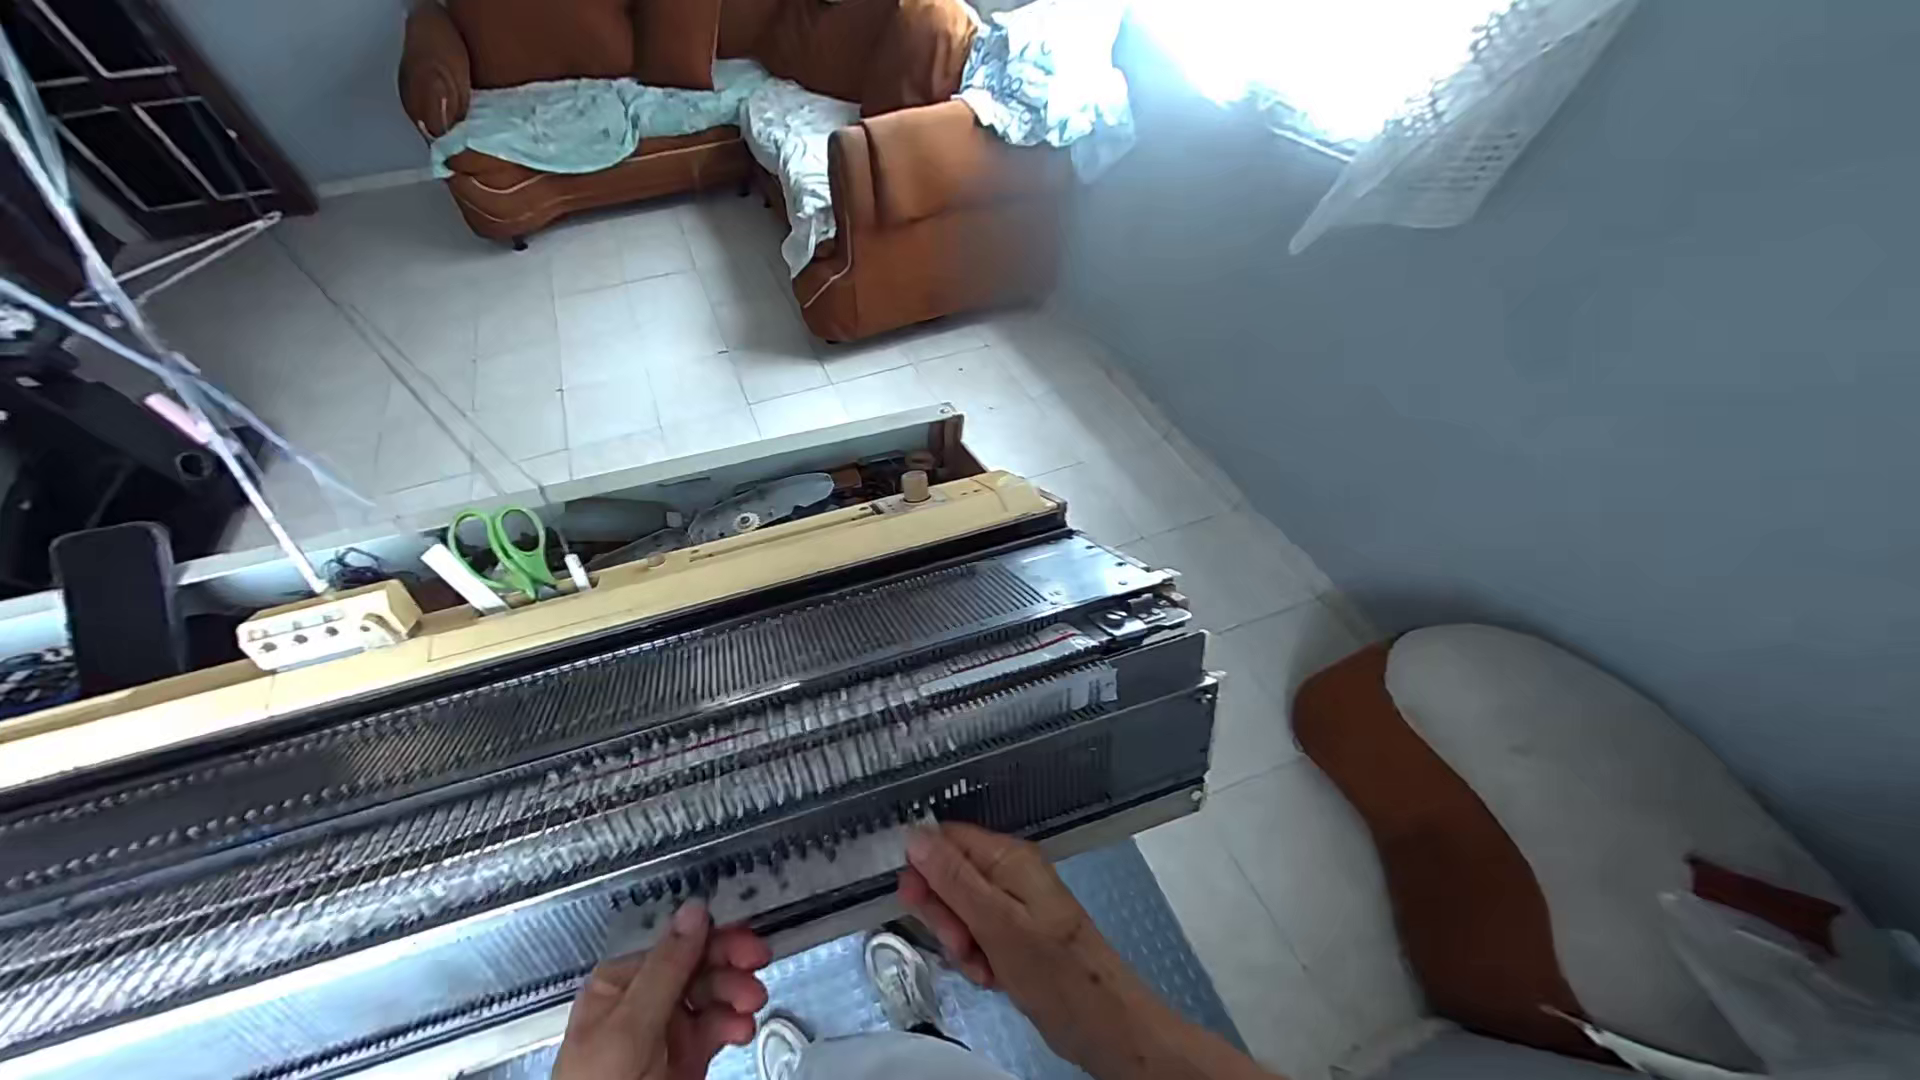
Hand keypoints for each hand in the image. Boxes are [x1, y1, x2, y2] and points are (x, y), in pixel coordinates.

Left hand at [552, 900, 771, 1079]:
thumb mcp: (630, 1032)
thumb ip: (666, 968)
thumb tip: (695, 907)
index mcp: (620, 985)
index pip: (677, 945)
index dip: (715, 941)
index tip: (748, 945)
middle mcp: (644, 1001)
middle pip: (700, 966)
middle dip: (731, 968)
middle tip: (759, 970)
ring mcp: (666, 1031)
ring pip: (713, 994)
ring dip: (737, 995)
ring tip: (752, 1007)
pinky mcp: (686, 1059)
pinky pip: (717, 1026)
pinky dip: (733, 1023)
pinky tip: (742, 1030)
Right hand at [897, 824, 1159, 1072]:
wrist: (1102, 1022)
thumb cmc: (1050, 967)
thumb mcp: (994, 920)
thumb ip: (952, 877)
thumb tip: (914, 835)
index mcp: (1006, 855)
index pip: (947, 839)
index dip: (923, 865)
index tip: (910, 900)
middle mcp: (1008, 872)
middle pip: (950, 875)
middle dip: (944, 912)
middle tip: (958, 943)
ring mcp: (1012, 904)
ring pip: (959, 910)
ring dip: (959, 940)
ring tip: (980, 965)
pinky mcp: (1014, 933)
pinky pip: (977, 934)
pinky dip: (976, 956)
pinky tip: (990, 975)